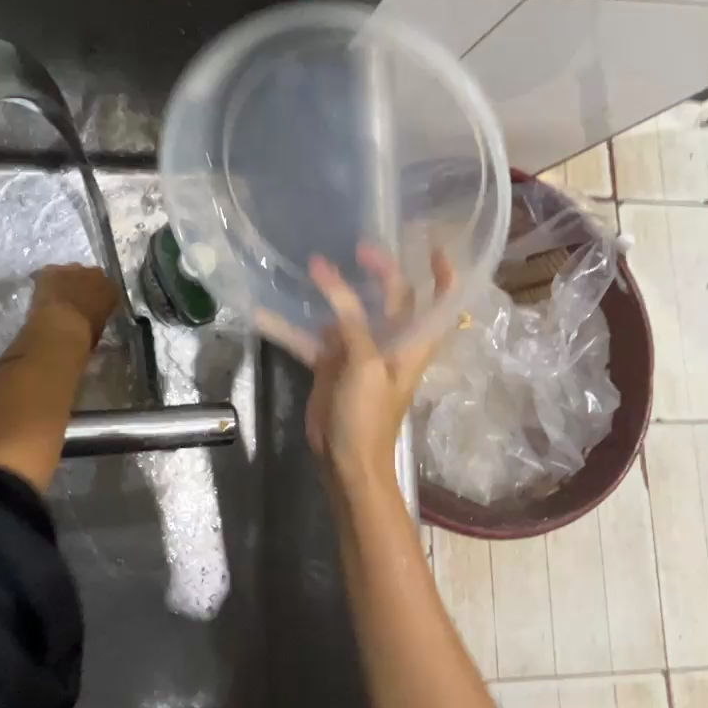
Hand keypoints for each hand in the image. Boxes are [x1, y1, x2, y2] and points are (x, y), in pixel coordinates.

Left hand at [28, 264, 120, 345]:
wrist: (61, 325)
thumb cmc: (84, 333)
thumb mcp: (99, 329)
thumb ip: (98, 318)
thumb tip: (92, 320)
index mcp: (111, 290)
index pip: (109, 290)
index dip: (99, 299)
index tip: (93, 308)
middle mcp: (95, 274)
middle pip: (90, 277)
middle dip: (84, 286)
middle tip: (75, 301)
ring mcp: (72, 269)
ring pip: (70, 272)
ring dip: (66, 282)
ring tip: (57, 298)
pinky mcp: (51, 270)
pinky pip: (50, 273)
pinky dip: (47, 282)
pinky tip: (43, 294)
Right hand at [301, 247, 454, 492]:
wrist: (346, 461)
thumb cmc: (369, 415)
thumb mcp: (365, 365)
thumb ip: (353, 323)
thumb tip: (332, 282)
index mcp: (412, 342)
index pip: (440, 303)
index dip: (444, 275)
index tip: (433, 247)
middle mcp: (390, 342)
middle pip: (392, 297)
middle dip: (380, 270)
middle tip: (360, 247)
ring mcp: (359, 352)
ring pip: (348, 313)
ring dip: (333, 292)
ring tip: (314, 265)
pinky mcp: (331, 364)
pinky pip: (310, 338)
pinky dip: (290, 328)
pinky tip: (264, 313)